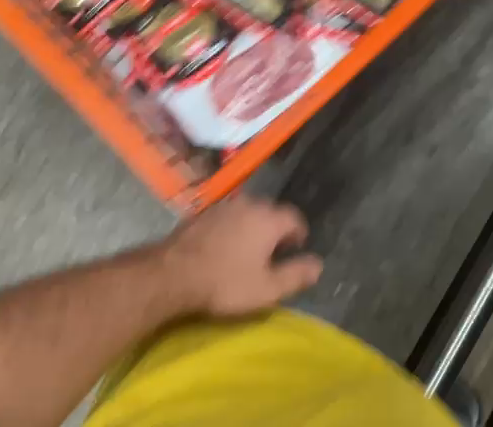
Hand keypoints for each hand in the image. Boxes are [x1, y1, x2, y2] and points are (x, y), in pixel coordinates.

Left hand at [154, 196, 323, 318]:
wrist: (174, 273)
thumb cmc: (226, 283)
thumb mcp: (268, 288)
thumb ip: (296, 275)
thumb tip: (318, 264)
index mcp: (267, 218)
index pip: (294, 217)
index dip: (299, 233)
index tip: (296, 250)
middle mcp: (247, 204)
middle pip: (270, 211)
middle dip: (276, 229)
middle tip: (274, 254)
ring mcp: (221, 205)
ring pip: (247, 212)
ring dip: (253, 226)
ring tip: (249, 251)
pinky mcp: (201, 212)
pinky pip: (227, 216)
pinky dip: (232, 227)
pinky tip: (225, 247)